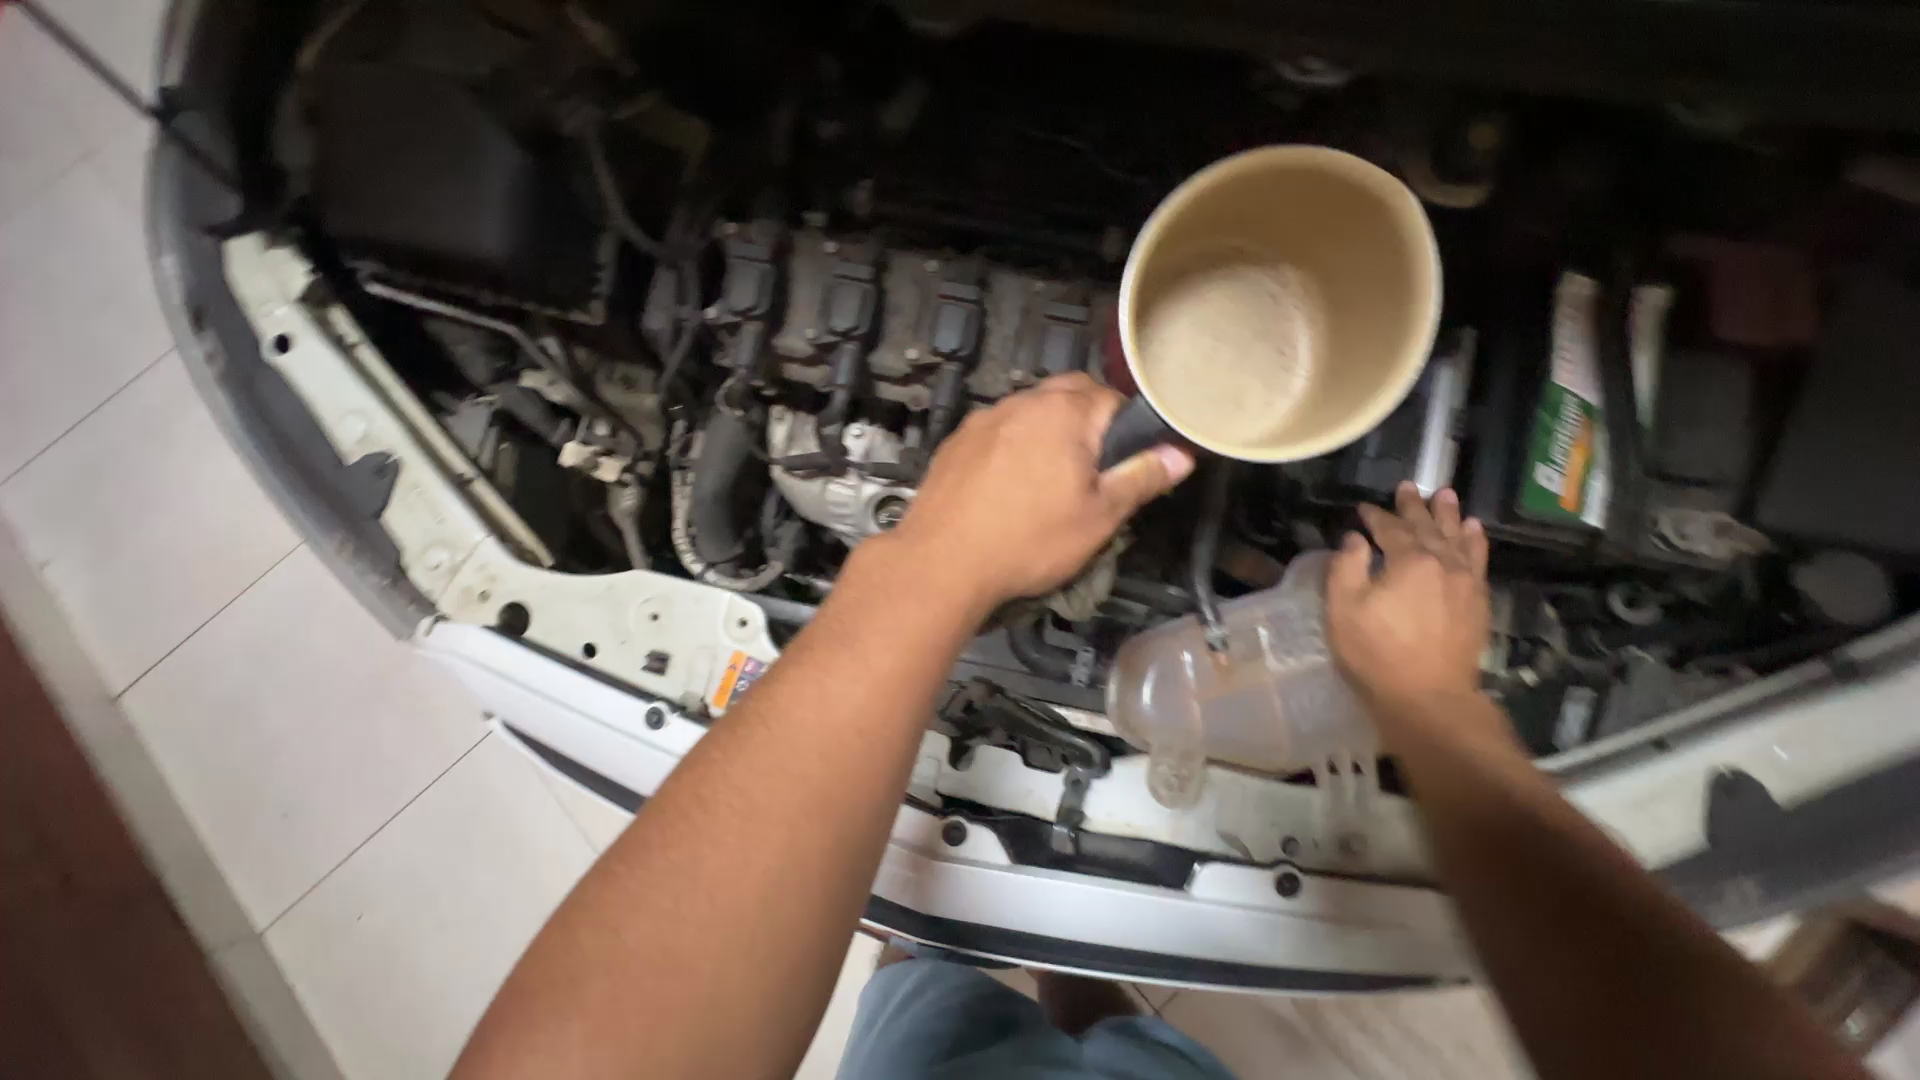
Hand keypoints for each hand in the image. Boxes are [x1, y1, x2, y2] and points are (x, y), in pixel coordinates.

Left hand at [885, 374, 1194, 607]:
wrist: (942, 562)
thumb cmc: (1026, 541)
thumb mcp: (1099, 517)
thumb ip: (1141, 478)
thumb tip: (1180, 454)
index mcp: (1064, 412)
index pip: (1113, 398)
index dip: (1127, 429)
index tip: (1126, 463)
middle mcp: (1021, 403)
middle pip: (1069, 395)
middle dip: (1088, 423)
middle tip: (1093, 471)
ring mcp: (983, 420)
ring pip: (1030, 413)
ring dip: (1047, 434)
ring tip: (1049, 483)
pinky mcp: (956, 443)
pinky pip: (997, 433)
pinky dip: (1012, 448)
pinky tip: (1009, 488)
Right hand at [1327, 483, 1491, 722]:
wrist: (1428, 696)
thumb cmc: (1376, 652)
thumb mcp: (1343, 608)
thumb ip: (1346, 566)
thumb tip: (1356, 539)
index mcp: (1408, 561)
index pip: (1390, 529)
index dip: (1374, 517)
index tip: (1363, 508)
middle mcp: (1443, 563)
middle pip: (1427, 527)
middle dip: (1414, 506)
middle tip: (1408, 486)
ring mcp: (1466, 582)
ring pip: (1458, 538)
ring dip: (1450, 515)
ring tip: (1446, 495)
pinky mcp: (1478, 602)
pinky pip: (1478, 560)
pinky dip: (1475, 541)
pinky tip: (1474, 531)